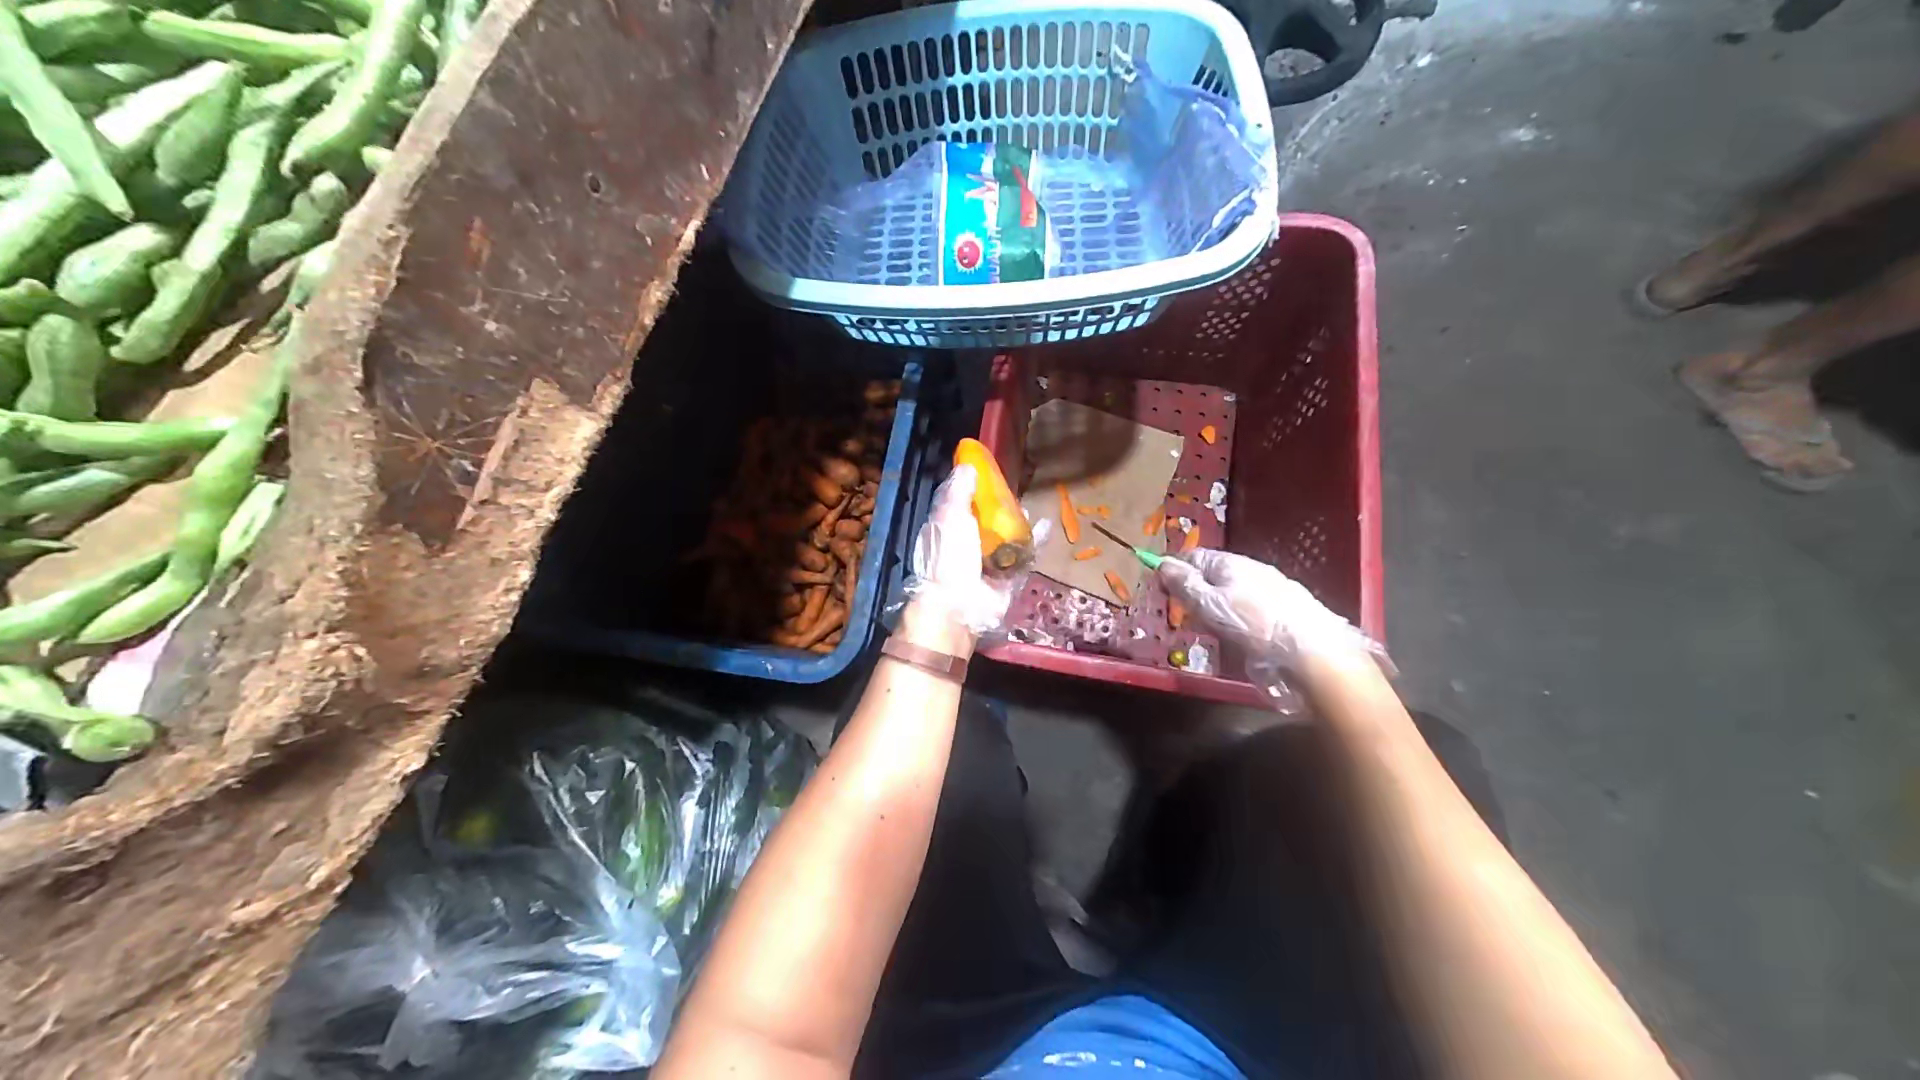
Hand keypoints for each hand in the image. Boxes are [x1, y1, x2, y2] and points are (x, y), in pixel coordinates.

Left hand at [901, 464, 1020, 654]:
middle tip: (1013, 491)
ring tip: (1029, 508)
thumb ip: (959, 492)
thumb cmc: (949, 557)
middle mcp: (968, 545)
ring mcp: (989, 563)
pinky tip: (1045, 526)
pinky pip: (1025, 556)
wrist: (958, 606)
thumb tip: (968, 467)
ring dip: (1018, 523)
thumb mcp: (949, 517)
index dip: (974, 489)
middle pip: (987, 521)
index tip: (988, 472)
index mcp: (949, 529)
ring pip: (1008, 538)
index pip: (961, 505)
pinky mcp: (1008, 578)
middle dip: (1000, 507)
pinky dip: (1035, 542)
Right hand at [1157, 549, 1388, 708]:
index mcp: (1230, 563)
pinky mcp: (1286, 610)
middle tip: (1185, 618)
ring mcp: (1272, 589)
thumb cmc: (1254, 626)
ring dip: (1215, 608)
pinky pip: (1250, 609)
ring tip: (1210, 631)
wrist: (1313, 653)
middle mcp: (1252, 570)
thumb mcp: (1209, 605)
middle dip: (1195, 593)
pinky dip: (1237, 619)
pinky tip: (1240, 637)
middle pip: (1212, 576)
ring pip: (1231, 594)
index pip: (1193, 557)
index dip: (1174, 571)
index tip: (1161, 591)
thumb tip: (1161, 563)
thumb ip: (1184, 584)